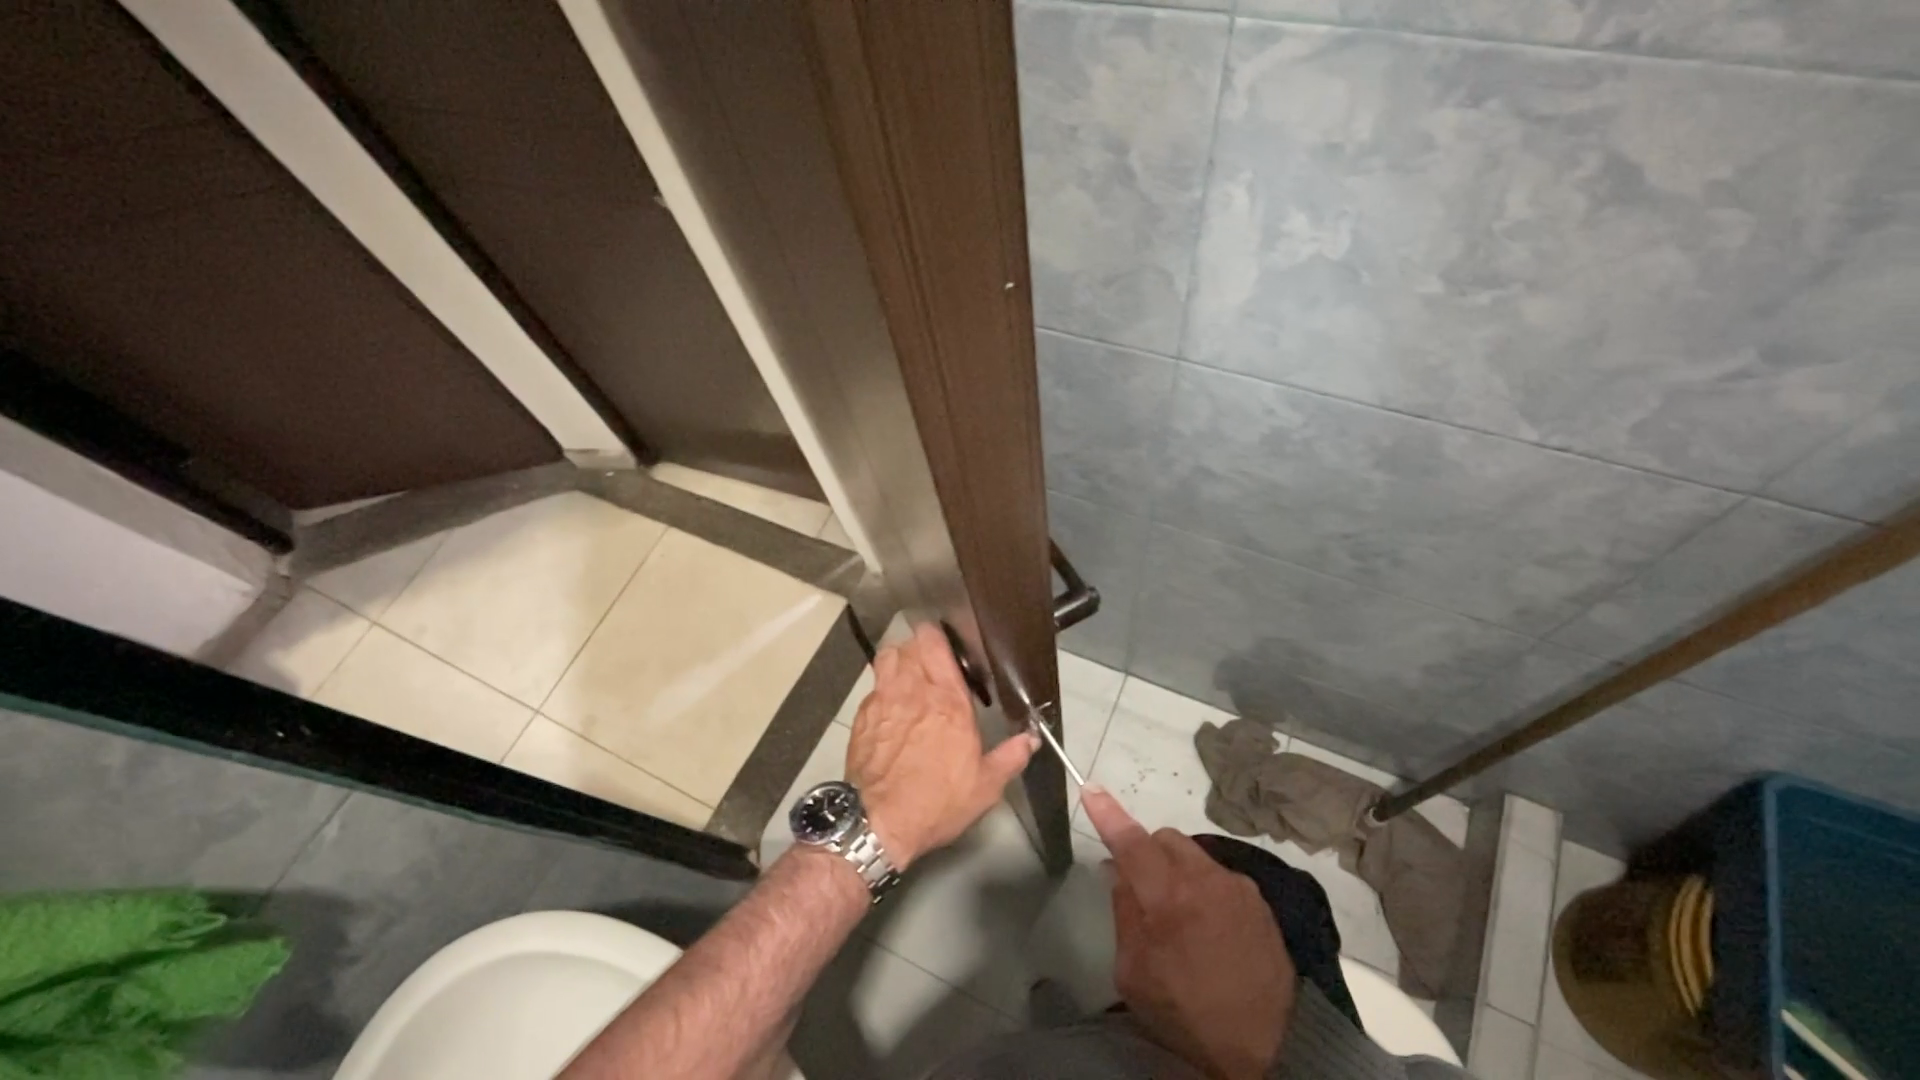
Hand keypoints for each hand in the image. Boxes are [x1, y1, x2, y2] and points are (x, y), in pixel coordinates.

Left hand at [846, 623, 1037, 868]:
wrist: (881, 821)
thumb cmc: (937, 802)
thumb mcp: (985, 786)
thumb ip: (1010, 757)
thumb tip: (1031, 740)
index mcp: (948, 701)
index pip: (936, 645)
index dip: (939, 637)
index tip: (948, 646)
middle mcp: (913, 691)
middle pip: (909, 644)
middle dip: (920, 646)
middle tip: (931, 661)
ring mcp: (883, 701)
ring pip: (886, 657)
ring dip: (898, 659)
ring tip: (908, 675)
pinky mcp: (862, 717)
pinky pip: (873, 687)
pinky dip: (883, 687)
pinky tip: (891, 707)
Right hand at [1083, 788, 1296, 1079]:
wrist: (1271, 1046)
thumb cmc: (1189, 1014)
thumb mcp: (1135, 974)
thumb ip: (1125, 914)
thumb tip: (1122, 874)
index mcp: (1168, 898)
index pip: (1131, 841)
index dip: (1108, 813)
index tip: (1091, 789)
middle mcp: (1205, 879)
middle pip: (1163, 838)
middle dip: (1144, 852)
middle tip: (1139, 890)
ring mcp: (1237, 886)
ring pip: (1193, 854)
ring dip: (1175, 869)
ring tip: (1177, 916)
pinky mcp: (1259, 899)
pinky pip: (1218, 875)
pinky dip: (1202, 886)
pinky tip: (1207, 926)